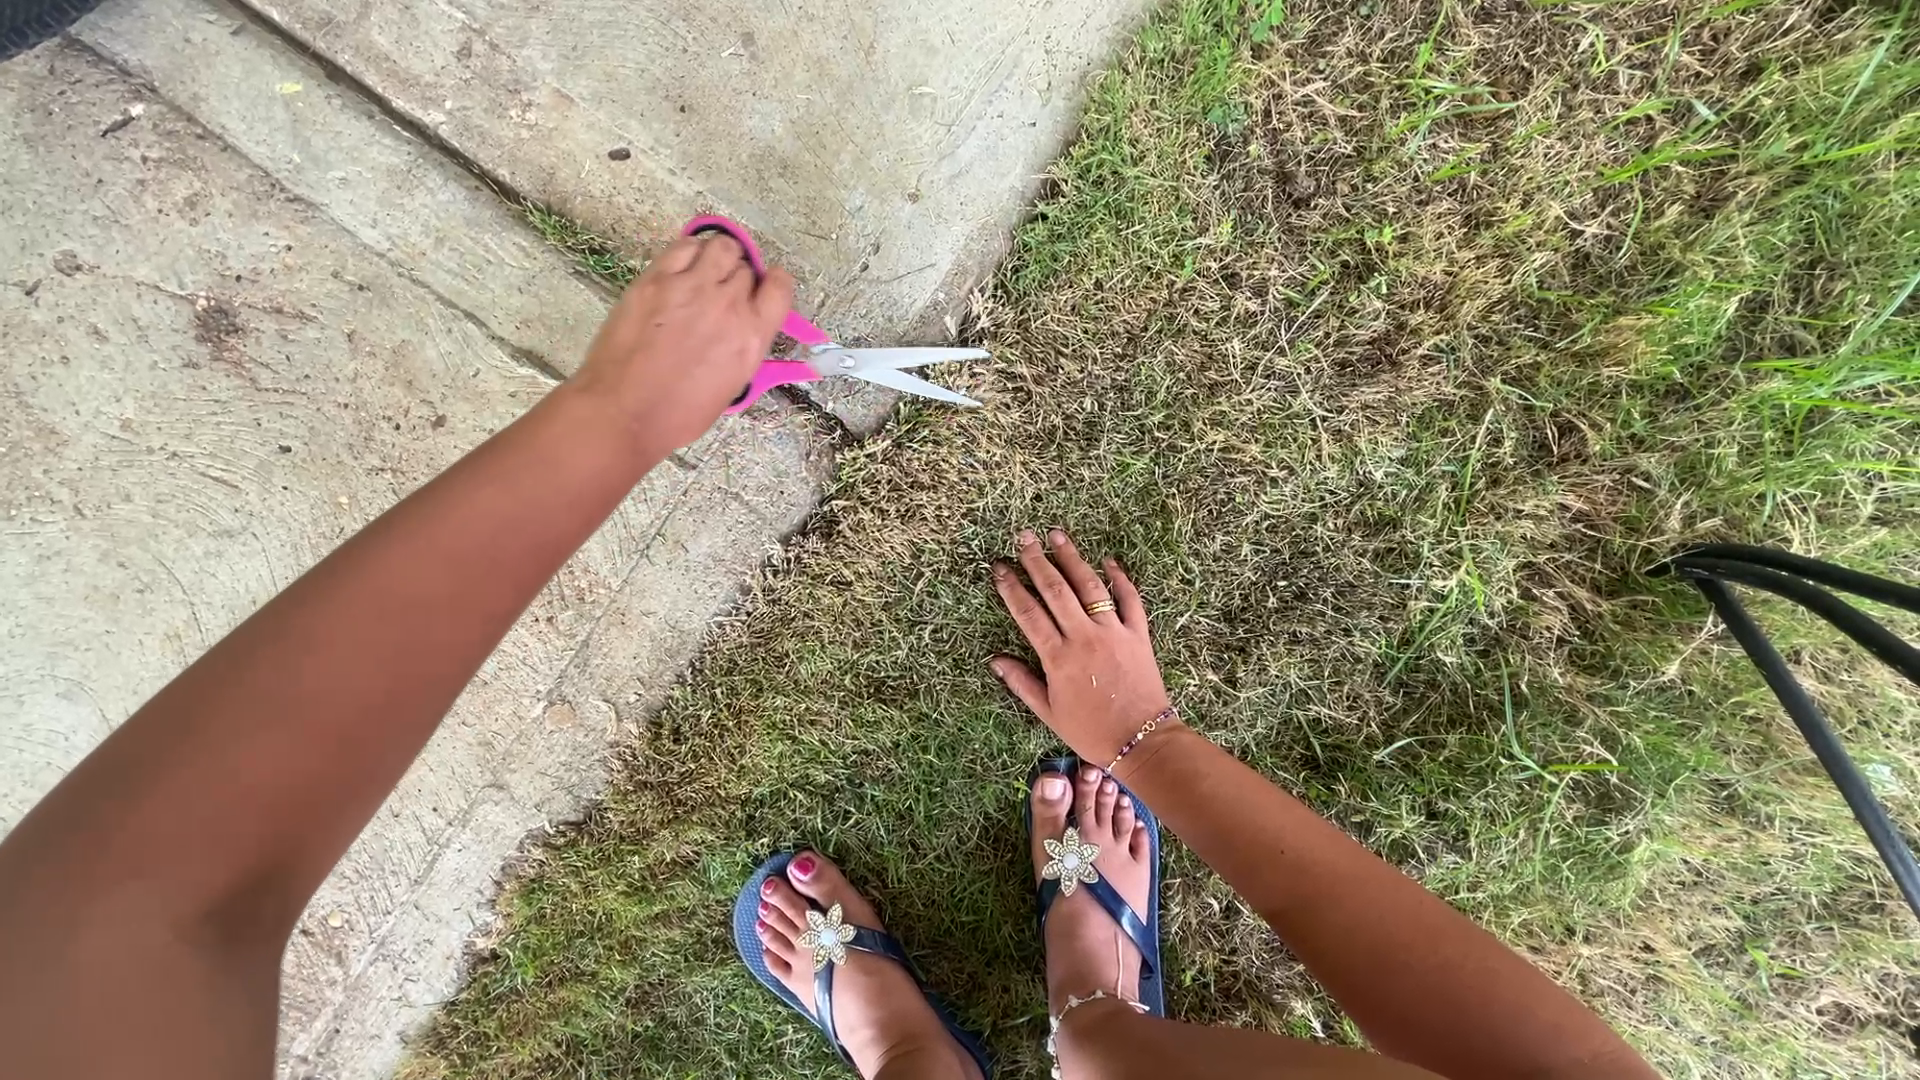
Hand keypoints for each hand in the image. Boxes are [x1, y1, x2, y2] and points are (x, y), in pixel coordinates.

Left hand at [571, 231, 794, 451]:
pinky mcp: (655, 279)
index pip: (780, 287)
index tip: (763, 290)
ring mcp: (690, 287)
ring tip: (706, 272)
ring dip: (719, 256)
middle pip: (746, 268)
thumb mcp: (733, 386)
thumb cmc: (680, 413)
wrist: (626, 411)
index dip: (773, 284)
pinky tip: (683, 268)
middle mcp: (728, 305)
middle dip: (740, 277)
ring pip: (720, 247)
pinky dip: (690, 252)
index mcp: (752, 337)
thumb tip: (745, 331)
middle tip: (724, 292)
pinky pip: (683, 247)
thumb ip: (745, 348)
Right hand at [989, 528, 1172, 767]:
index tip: (999, 567)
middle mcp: (1084, 637)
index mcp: (1058, 658)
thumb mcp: (1049, 712)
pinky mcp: (1138, 634)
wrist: (1142, 741)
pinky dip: (1120, 578)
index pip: (1028, 613)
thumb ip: (1022, 683)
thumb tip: (995, 660)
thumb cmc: (1091, 731)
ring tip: (1056, 535)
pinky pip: (1129, 599)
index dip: (1011, 587)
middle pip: (1056, 590)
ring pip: (1090, 586)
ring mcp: (1113, 632)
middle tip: (1023, 537)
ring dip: (1072, 558)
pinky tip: (1109, 560)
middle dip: (1037, 561)